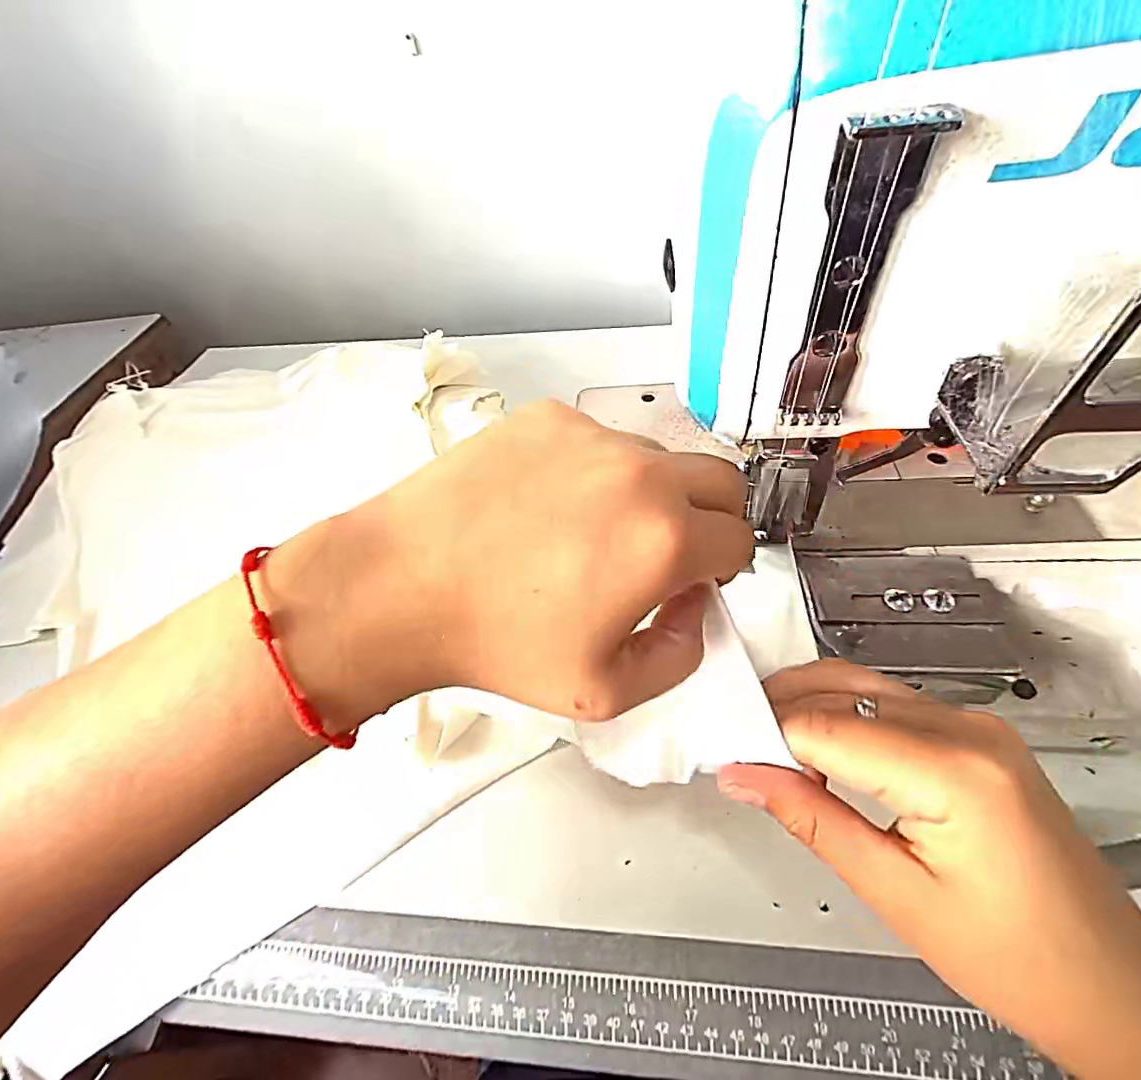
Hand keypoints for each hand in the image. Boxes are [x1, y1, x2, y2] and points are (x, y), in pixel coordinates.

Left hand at [270, 400, 754, 723]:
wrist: (400, 587)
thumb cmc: (492, 637)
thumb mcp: (606, 689)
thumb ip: (680, 656)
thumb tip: (692, 610)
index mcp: (664, 539)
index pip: (740, 539)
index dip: (726, 569)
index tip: (702, 579)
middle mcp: (639, 475)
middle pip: (723, 482)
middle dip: (715, 520)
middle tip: (678, 550)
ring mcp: (593, 438)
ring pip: (663, 459)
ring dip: (656, 495)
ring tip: (603, 534)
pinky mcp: (551, 420)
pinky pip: (604, 441)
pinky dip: (602, 472)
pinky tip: (559, 509)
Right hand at [717, 660, 1140, 1079]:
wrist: (1107, 978)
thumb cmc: (1018, 957)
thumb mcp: (894, 893)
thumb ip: (812, 819)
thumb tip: (748, 777)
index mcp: (955, 771)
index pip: (828, 728)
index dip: (768, 734)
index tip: (729, 750)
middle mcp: (969, 729)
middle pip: (844, 690)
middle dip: (782, 708)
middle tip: (738, 743)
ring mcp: (977, 725)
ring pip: (865, 688)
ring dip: (810, 707)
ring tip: (767, 746)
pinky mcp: (977, 733)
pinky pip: (892, 705)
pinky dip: (845, 718)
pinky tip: (820, 747)